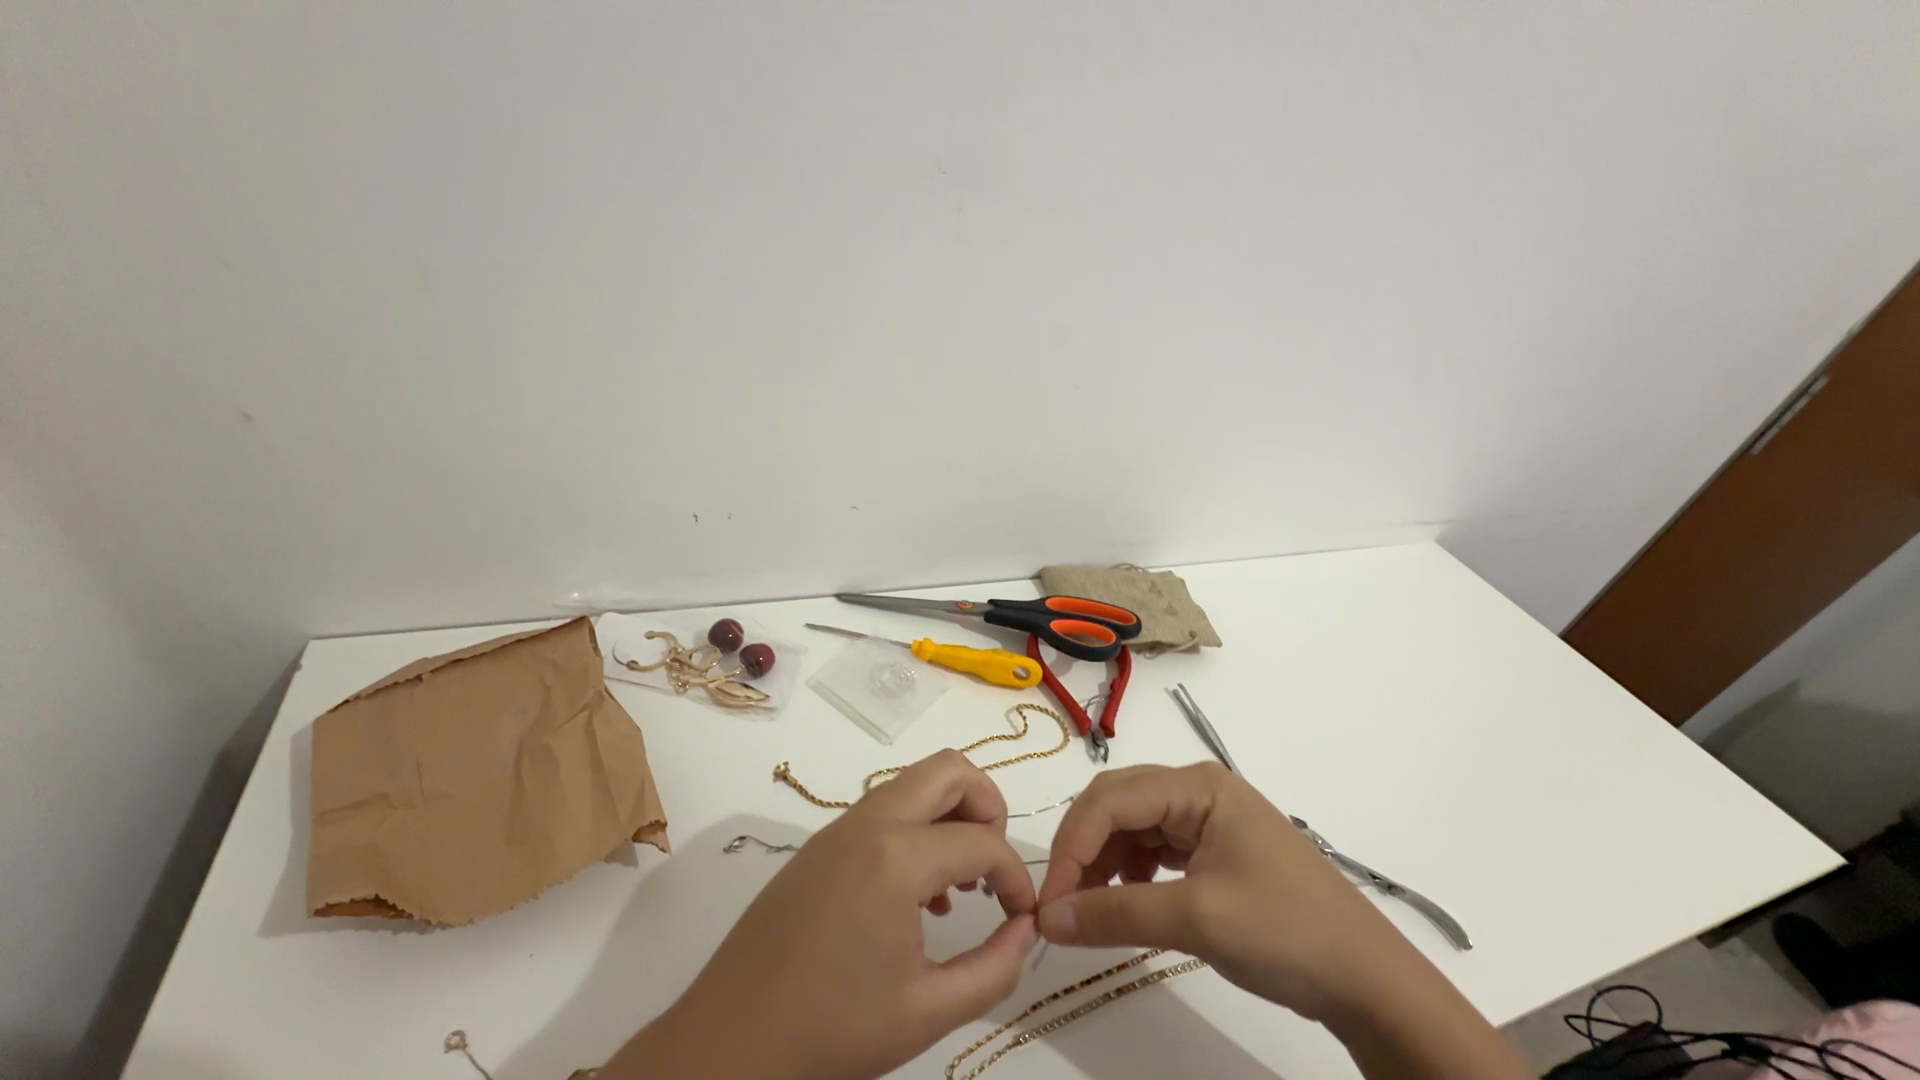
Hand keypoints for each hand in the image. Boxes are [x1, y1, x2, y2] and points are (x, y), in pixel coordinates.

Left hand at [608, 751, 1038, 1079]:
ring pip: (912, 785)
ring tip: (959, 886)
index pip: (983, 842)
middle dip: (987, 806)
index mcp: (896, 859)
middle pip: (948, 770)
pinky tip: (916, 899)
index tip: (1022, 916)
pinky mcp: (818, 847)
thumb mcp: (928, 1011)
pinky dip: (916, 830)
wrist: (728, 1040)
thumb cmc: (831, 1029)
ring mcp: (837, 830)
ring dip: (950, 816)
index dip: (1016, 876)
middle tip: (992, 867)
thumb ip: (994, 969)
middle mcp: (867, 825)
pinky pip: (883, 811)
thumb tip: (1026, 929)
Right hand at [1034, 762, 1415, 1022]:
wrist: (1367, 979)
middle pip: (1117, 806)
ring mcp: (1209, 820)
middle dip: (1083, 850)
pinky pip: (1154, 850)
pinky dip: (1130, 874)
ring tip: (1089, 910)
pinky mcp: (1215, 851)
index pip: (1111, 799)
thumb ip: (1115, 913)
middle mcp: (1199, 791)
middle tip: (1061, 906)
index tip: (1048, 903)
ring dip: (1103, 864)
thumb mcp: (1195, 920)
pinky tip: (1128, 903)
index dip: (1071, 845)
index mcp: (1198, 786)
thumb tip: (1045, 920)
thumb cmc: (1286, 933)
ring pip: (1132, 828)